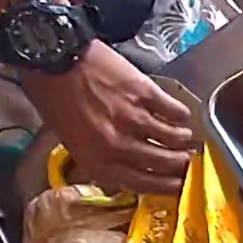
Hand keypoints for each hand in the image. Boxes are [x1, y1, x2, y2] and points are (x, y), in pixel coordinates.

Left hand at [21, 42, 195, 193]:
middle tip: (189, 158)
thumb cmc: (55, 97)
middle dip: (182, 163)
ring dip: (183, 137)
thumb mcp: (72, 139)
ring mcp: (134, 119)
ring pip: (176, 138)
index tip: (181, 184)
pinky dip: (181, 114)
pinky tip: (178, 113)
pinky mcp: (146, 94)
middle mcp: (118, 145)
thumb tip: (132, 167)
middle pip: (166, 163)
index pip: (144, 184)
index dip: (168, 186)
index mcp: (97, 160)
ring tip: (182, 133)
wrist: (53, 56)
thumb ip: (102, 158)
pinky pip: (176, 112)